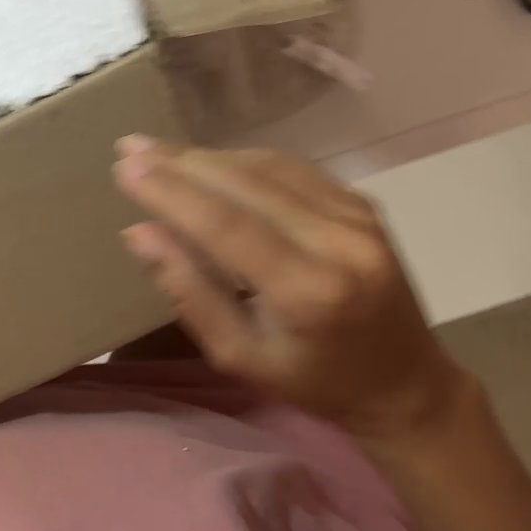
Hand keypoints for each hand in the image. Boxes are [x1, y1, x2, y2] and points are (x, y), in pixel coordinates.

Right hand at [112, 136, 469, 441]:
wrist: (404, 383)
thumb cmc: (312, 382)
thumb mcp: (238, 355)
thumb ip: (189, 292)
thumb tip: (140, 233)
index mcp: (309, 292)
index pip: (226, 226)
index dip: (172, 194)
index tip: (126, 170)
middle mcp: (340, 243)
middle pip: (248, 185)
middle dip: (182, 163)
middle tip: (130, 147)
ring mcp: (359, 218)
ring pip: (270, 168)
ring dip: (210, 157)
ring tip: (160, 152)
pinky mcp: (365, 206)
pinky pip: (295, 171)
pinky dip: (245, 162)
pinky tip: (211, 163)